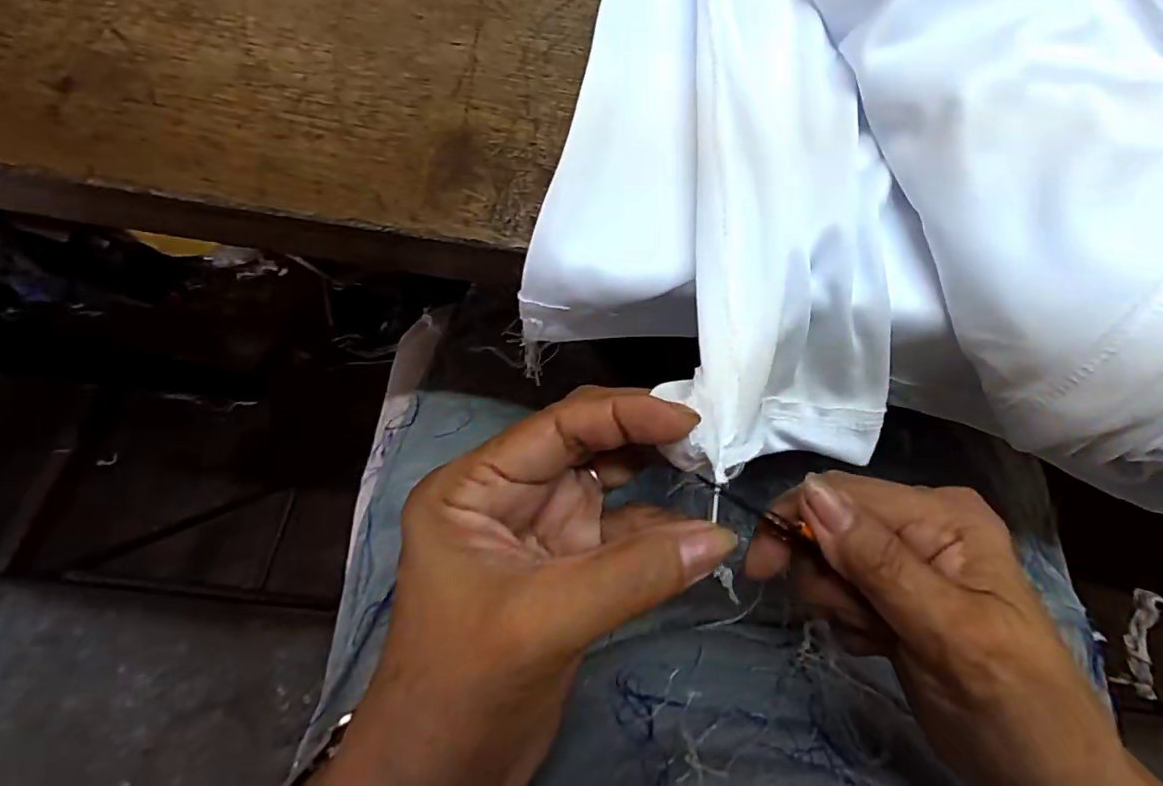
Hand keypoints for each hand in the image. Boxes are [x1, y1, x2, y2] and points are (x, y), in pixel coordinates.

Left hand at [314, 387, 738, 785]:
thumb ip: (635, 574)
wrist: (441, 777)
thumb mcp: (545, 621)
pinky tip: (699, 529)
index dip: (628, 412)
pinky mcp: (573, 558)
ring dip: (659, 467)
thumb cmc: (463, 687)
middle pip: (590, 437)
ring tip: (709, 462)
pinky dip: (664, 523)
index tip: (688, 420)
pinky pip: (628, 524)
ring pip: (613, 473)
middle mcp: (512, 490)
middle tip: (705, 434)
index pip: (562, 424)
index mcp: (478, 485)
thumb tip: (721, 537)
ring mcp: (545, 523)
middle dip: (646, 430)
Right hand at [746, 472, 1161, 785]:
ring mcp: (914, 563)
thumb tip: (813, 492)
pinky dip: (850, 621)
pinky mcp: (901, 599)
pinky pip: (849, 593)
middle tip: (853, 622)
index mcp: (943, 513)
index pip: (850, 494)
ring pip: (837, 561)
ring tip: (877, 640)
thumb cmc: (1013, 698)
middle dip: (827, 573)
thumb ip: (880, 562)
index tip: (762, 570)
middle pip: (838, 524)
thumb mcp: (948, 631)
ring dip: (840, 603)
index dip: (799, 520)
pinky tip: (881, 648)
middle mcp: (926, 525)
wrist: (1047, 773)